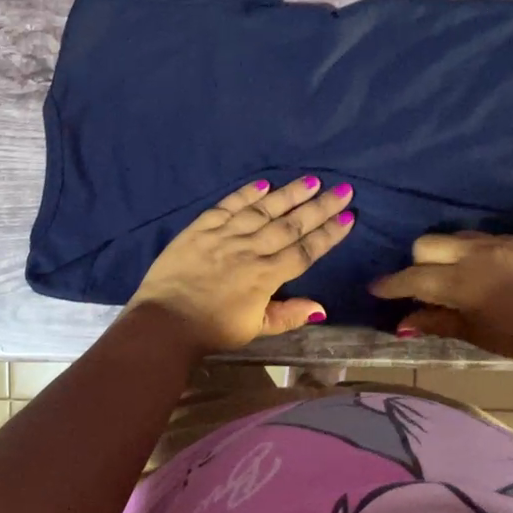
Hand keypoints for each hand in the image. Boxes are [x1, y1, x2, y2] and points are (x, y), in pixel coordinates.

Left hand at [128, 176, 356, 352]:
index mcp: (265, 277)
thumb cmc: (211, 331)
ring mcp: (224, 236)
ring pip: (263, 210)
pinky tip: (263, 184)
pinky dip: (246, 194)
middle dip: (319, 208)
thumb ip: (287, 316)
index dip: (328, 235)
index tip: (348, 217)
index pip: (304, 251)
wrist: (164, 323)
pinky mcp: (200, 229)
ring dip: (289, 195)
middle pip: (290, 225)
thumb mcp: (253, 329)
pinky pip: (227, 206)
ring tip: (312, 181)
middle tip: (342, 190)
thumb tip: (321, 307)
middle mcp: (249, 250)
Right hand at [369, 232, 512, 365]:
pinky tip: (486, 275)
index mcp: (460, 280)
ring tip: (453, 278)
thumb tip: (402, 323)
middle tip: (422, 286)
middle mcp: (476, 253)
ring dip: (445, 254)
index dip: (391, 285)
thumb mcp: (474, 333)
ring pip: (456, 237)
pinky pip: (485, 240)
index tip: (375, 289)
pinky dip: (474, 254)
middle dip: (417, 262)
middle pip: (427, 243)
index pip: (412, 277)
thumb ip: (436, 322)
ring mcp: (501, 243)